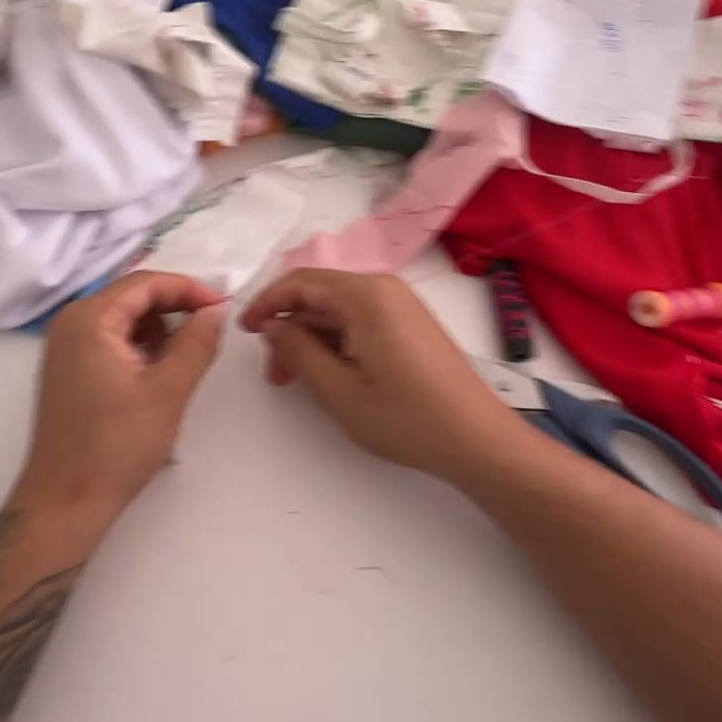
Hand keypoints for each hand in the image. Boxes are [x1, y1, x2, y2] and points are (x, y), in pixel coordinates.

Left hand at [14, 272, 229, 520]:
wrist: (65, 502)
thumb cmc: (117, 445)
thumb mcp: (169, 390)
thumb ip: (197, 342)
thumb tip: (216, 309)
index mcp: (89, 318)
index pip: (146, 283)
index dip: (188, 289)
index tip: (221, 307)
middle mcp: (70, 322)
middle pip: (132, 296)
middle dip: (174, 307)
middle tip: (209, 328)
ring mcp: (65, 346)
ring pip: (123, 317)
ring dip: (158, 327)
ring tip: (185, 356)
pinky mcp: (67, 368)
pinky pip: (110, 338)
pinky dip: (139, 345)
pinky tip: (158, 372)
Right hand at [240, 268, 519, 479]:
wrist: (477, 439)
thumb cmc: (406, 417)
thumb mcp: (339, 391)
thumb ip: (298, 351)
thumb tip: (272, 325)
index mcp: (365, 295)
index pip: (300, 281)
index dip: (266, 303)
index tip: (244, 332)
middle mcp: (384, 288)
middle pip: (319, 295)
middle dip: (289, 328)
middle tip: (276, 374)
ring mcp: (400, 305)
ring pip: (338, 310)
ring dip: (311, 339)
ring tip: (300, 381)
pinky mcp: (409, 324)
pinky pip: (360, 320)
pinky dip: (336, 342)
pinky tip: (331, 374)